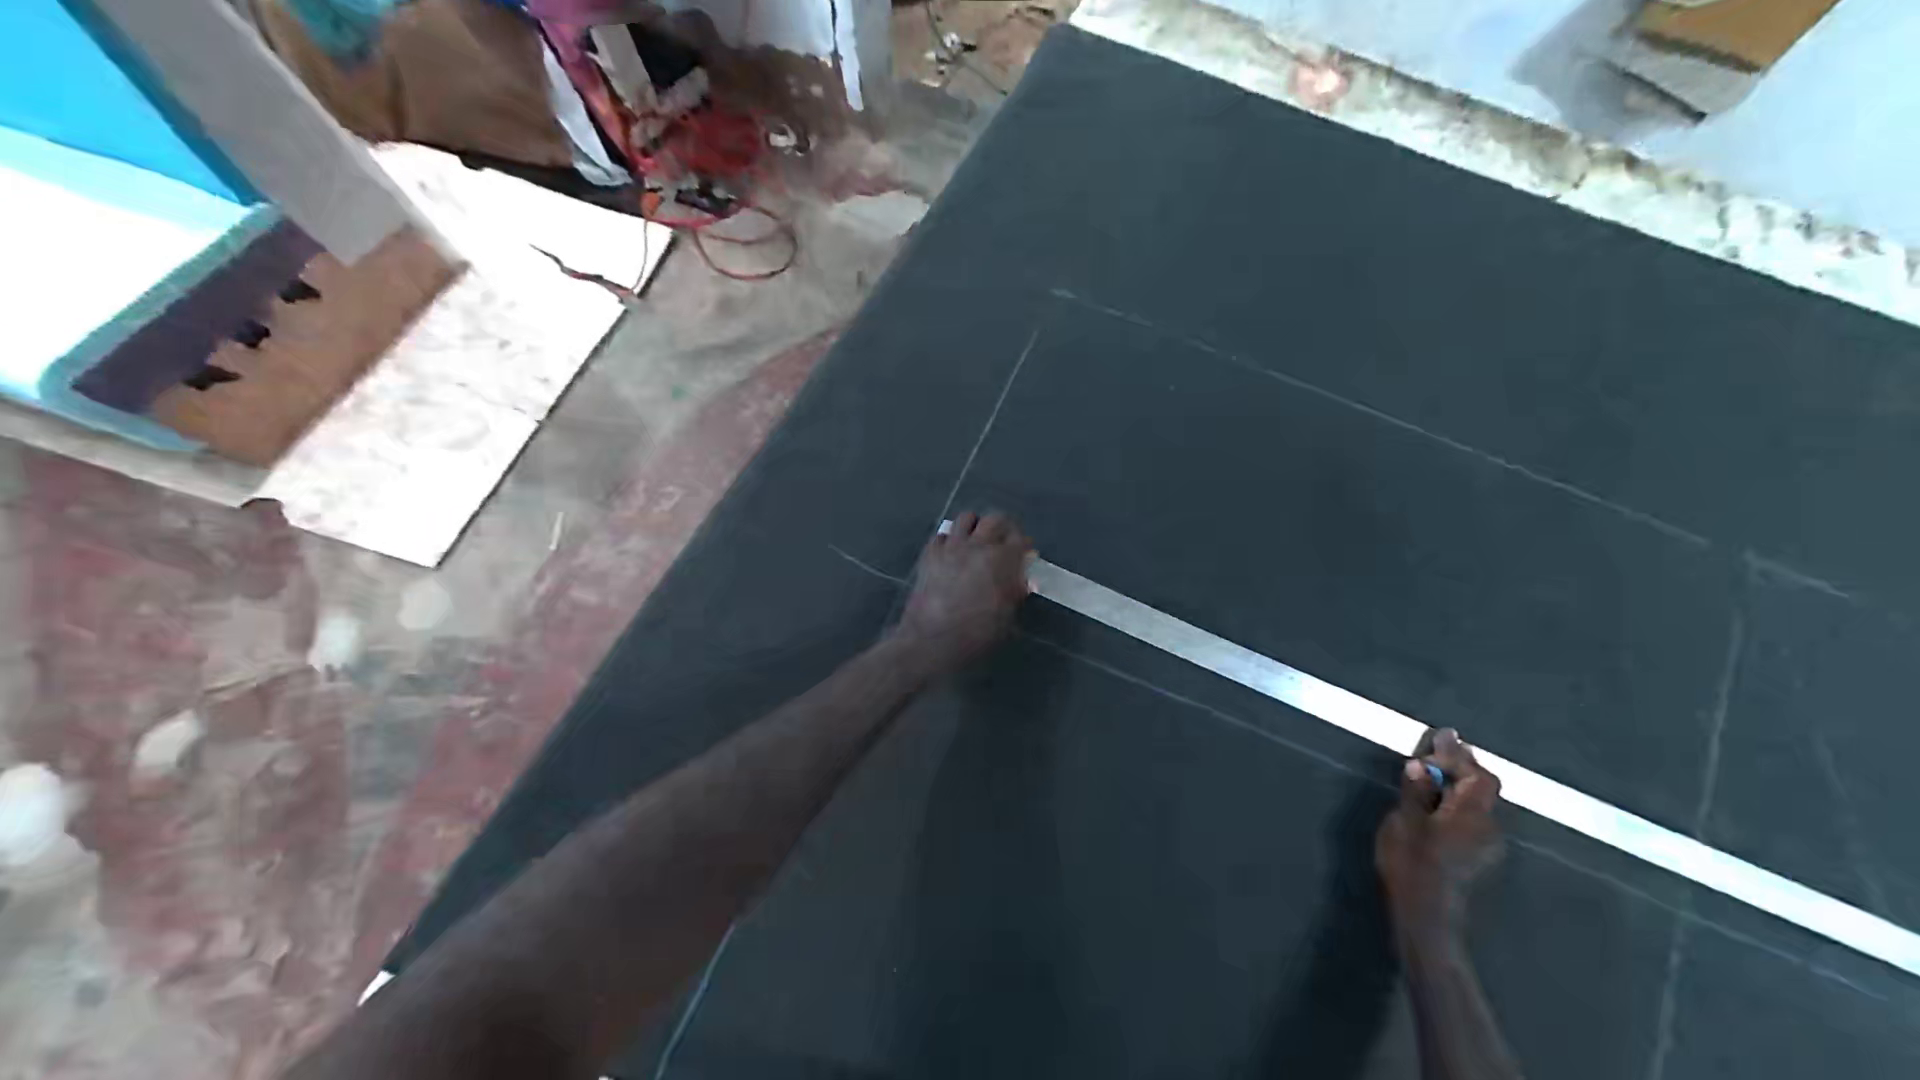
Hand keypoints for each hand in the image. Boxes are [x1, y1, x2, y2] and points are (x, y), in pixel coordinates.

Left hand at [889, 511, 1032, 676]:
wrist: (933, 639)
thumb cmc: (977, 633)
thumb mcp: (1007, 617)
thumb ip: (1015, 593)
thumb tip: (1024, 581)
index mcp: (1003, 560)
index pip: (1020, 539)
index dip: (1024, 545)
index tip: (1025, 553)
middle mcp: (978, 546)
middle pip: (995, 519)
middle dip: (1004, 528)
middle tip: (1004, 542)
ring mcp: (952, 547)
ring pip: (966, 518)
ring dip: (976, 526)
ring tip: (977, 540)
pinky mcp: (930, 554)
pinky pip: (942, 535)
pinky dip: (950, 539)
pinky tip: (952, 552)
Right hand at [1375, 728, 1504, 943]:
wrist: (1428, 917)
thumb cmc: (1413, 865)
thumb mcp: (1406, 823)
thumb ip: (1416, 792)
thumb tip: (1422, 765)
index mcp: (1473, 815)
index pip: (1477, 776)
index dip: (1459, 755)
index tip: (1441, 735)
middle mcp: (1489, 829)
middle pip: (1483, 789)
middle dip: (1462, 767)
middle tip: (1439, 750)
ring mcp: (1487, 847)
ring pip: (1478, 805)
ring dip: (1459, 785)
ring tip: (1435, 774)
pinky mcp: (1477, 858)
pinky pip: (1472, 818)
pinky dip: (1457, 802)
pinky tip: (1438, 804)